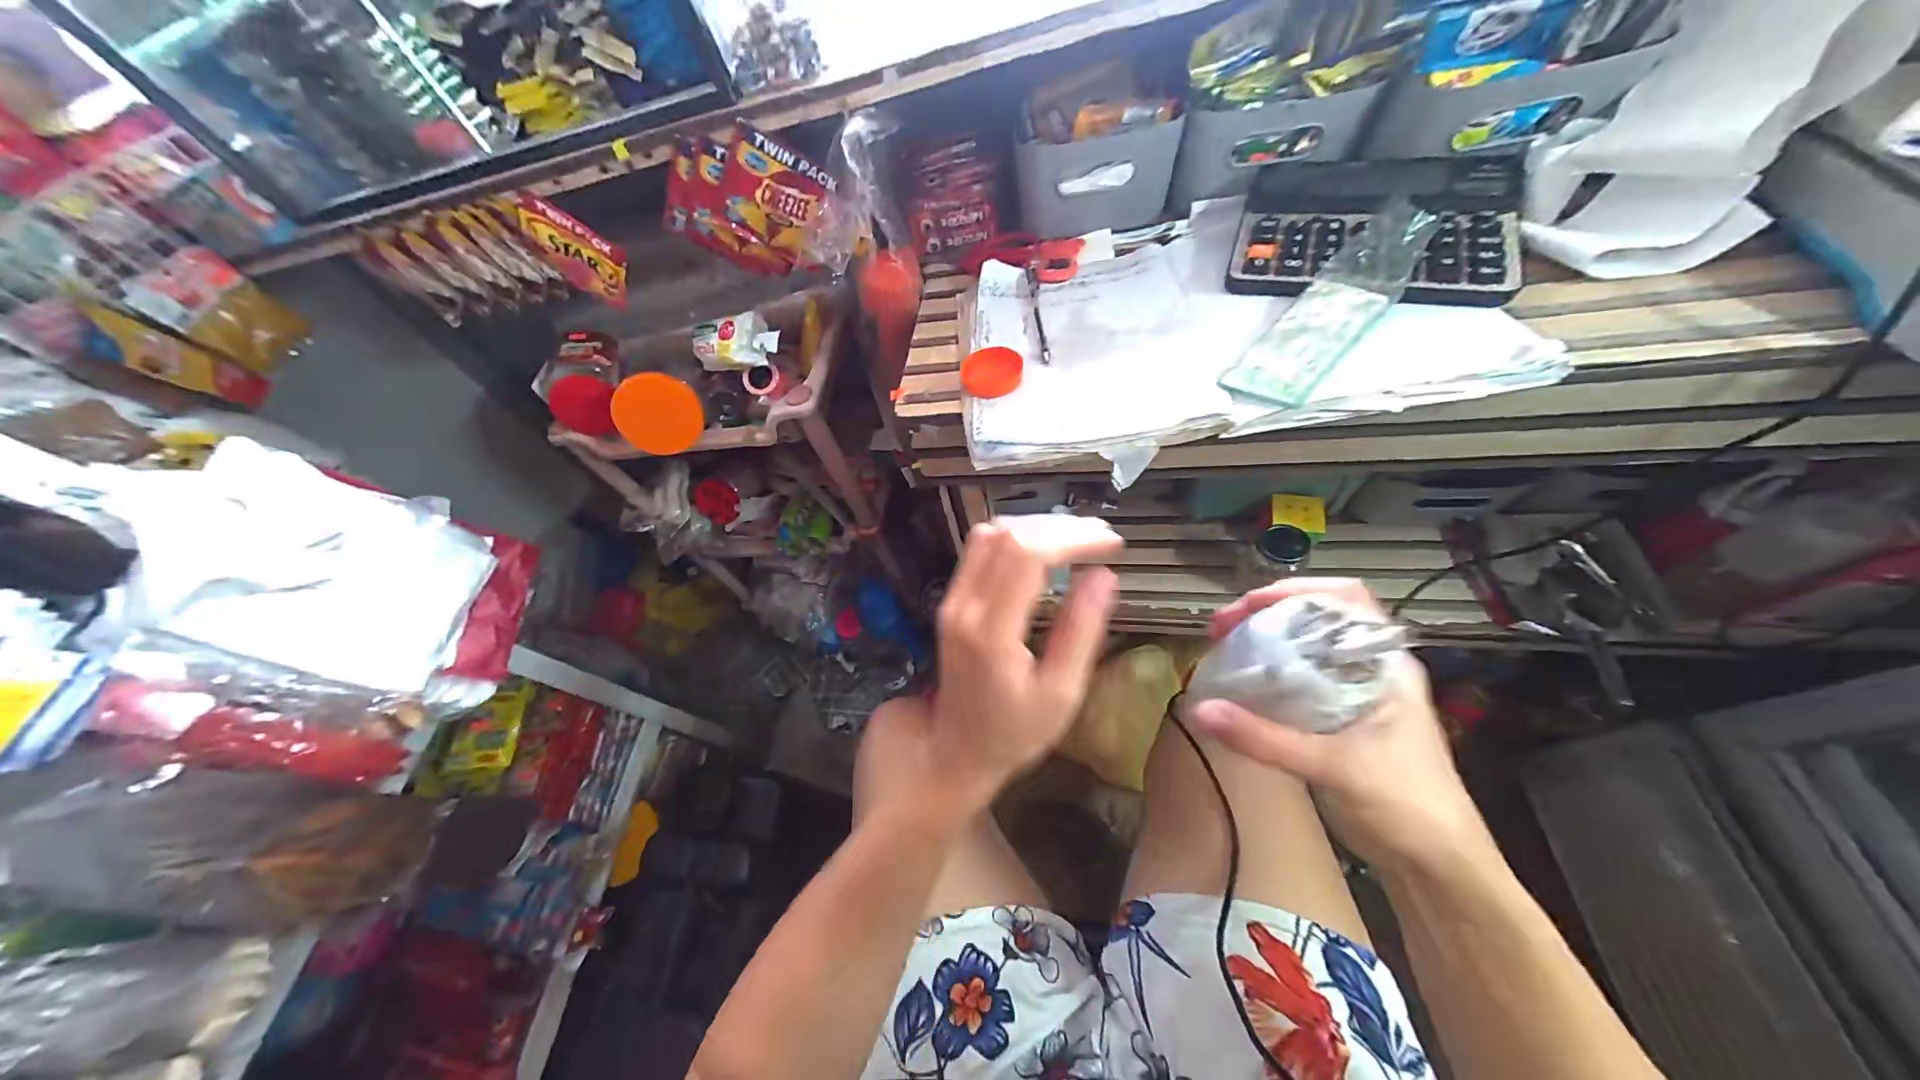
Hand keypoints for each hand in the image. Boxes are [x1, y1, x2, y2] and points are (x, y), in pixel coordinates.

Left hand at [925, 522, 1119, 811]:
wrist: (955, 749)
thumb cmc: (1014, 732)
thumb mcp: (1061, 693)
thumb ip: (1082, 631)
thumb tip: (1105, 577)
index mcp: (993, 631)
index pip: (1029, 554)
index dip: (1073, 537)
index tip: (1111, 542)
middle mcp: (965, 607)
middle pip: (1009, 534)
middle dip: (1060, 526)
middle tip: (1101, 538)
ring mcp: (952, 601)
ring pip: (990, 533)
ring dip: (1037, 526)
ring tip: (1079, 539)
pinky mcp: (951, 601)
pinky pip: (979, 549)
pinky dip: (1016, 537)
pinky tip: (1045, 549)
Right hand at [1185, 578, 1492, 874]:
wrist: (1439, 867)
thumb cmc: (1406, 805)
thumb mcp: (1333, 767)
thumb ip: (1264, 739)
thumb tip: (1200, 709)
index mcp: (1386, 666)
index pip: (1345, 600)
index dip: (1295, 591)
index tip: (1247, 605)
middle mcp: (1372, 672)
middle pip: (1317, 620)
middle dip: (1267, 616)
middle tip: (1223, 629)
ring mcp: (1357, 698)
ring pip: (1307, 651)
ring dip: (1266, 645)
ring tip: (1225, 651)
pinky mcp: (1342, 724)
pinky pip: (1300, 684)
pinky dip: (1269, 677)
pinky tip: (1243, 688)